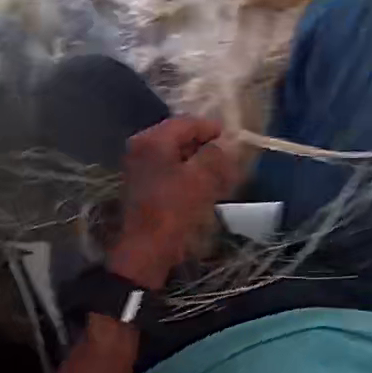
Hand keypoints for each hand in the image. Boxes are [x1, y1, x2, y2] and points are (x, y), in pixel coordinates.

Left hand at [108, 117, 238, 289]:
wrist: (145, 249)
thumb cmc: (173, 209)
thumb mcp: (201, 178)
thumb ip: (215, 155)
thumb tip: (224, 145)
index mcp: (151, 141)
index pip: (186, 123)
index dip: (211, 128)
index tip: (232, 137)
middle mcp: (140, 149)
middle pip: (179, 139)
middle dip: (205, 146)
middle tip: (229, 156)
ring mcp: (138, 169)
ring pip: (174, 157)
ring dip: (198, 162)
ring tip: (222, 173)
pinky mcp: (142, 188)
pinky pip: (168, 173)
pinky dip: (186, 175)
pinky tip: (204, 187)